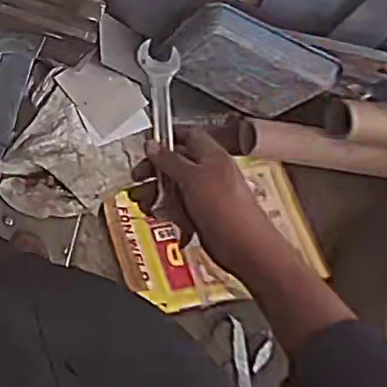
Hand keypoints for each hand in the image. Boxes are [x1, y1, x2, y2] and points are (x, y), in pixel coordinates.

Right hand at [146, 129, 298, 287]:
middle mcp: (210, 173)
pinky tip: (155, 214)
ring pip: (173, 186)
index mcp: (213, 157)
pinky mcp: (201, 215)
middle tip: (140, 176)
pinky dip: (164, 209)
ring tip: (142, 200)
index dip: (169, 136)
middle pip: (176, 162)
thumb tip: (152, 145)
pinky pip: (177, 206)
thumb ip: (170, 160)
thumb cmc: (227, 210)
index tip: (148, 142)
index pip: (189, 135)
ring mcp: (205, 195)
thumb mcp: (193, 179)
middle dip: (154, 169)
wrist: (247, 251)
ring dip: (155, 192)